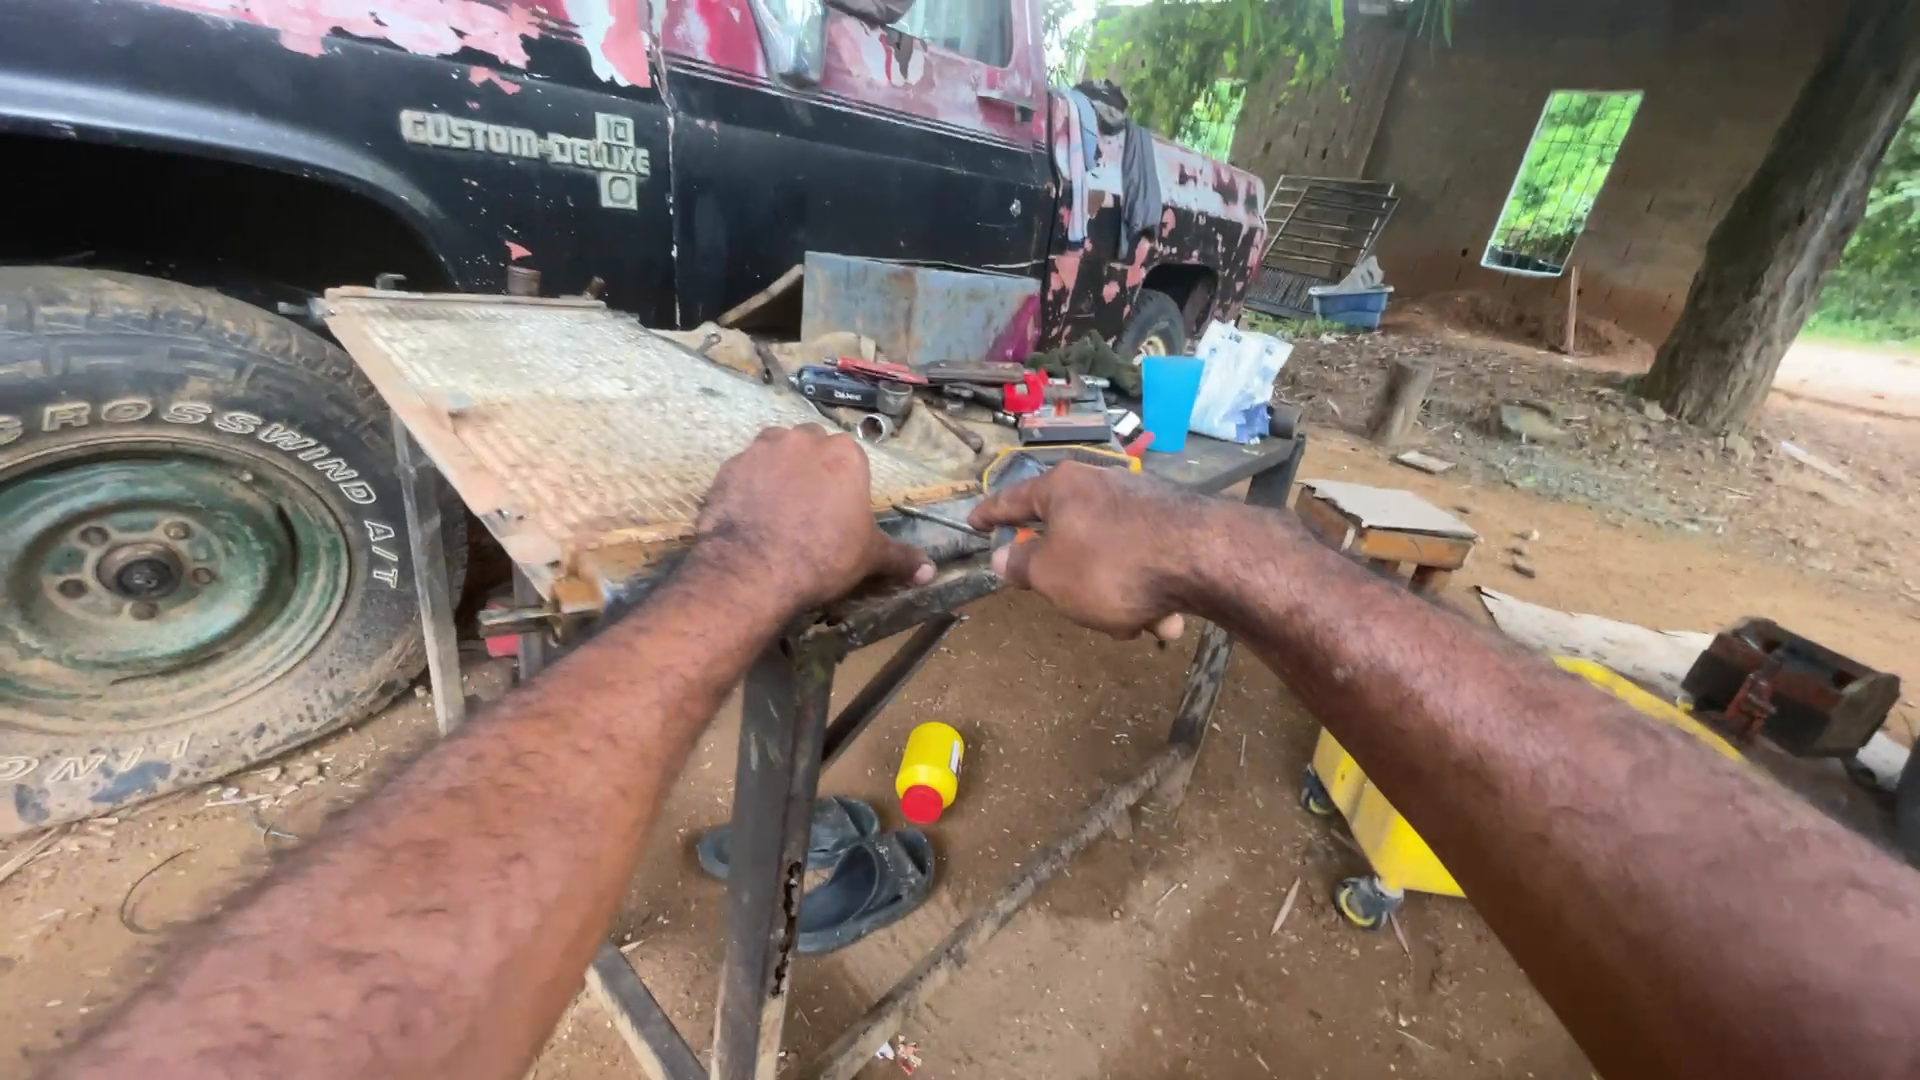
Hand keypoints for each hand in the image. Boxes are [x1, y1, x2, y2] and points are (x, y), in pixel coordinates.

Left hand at [694, 425, 933, 612]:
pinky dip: (746, 488)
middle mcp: (802, 441)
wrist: (754, 569)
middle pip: (811, 445)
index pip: (849, 457)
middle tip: (810, 508)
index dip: (845, 483)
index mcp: (844, 455)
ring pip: (774, 451)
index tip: (840, 510)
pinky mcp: (727, 469)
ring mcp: (760, 450)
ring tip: (778, 509)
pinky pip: (742, 473)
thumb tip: (930, 570)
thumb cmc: (824, 556)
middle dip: (811, 468)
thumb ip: (900, 558)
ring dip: (778, 470)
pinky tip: (748, 516)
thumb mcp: (870, 558)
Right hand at [968, 463, 1210, 639]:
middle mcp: (1100, 486)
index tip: (973, 522)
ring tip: (1135, 620)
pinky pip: (1144, 565)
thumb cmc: (1112, 566)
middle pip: (1069, 539)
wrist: (1206, 559)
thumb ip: (1021, 566)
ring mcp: (1141, 502)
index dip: (990, 515)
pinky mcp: (1175, 524)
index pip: (1012, 500)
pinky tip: (1166, 613)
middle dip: (1074, 583)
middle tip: (1078, 605)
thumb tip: (1002, 557)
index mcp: (1062, 488)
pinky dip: (1147, 592)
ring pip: (1110, 561)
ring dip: (1116, 599)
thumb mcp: (1051, 575)